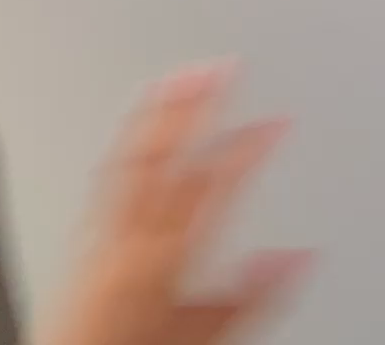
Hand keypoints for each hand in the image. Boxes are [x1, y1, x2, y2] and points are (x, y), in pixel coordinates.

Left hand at [42, 62, 312, 344]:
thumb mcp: (207, 331)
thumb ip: (255, 292)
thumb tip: (301, 256)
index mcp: (166, 254)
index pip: (215, 184)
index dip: (250, 147)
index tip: (277, 119)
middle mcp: (130, 234)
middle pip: (166, 155)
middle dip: (194, 106)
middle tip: (218, 66)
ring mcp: (101, 230)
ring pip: (133, 155)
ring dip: (158, 110)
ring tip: (180, 73)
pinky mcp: (83, 235)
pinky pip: (107, 172)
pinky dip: (127, 137)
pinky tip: (137, 118)